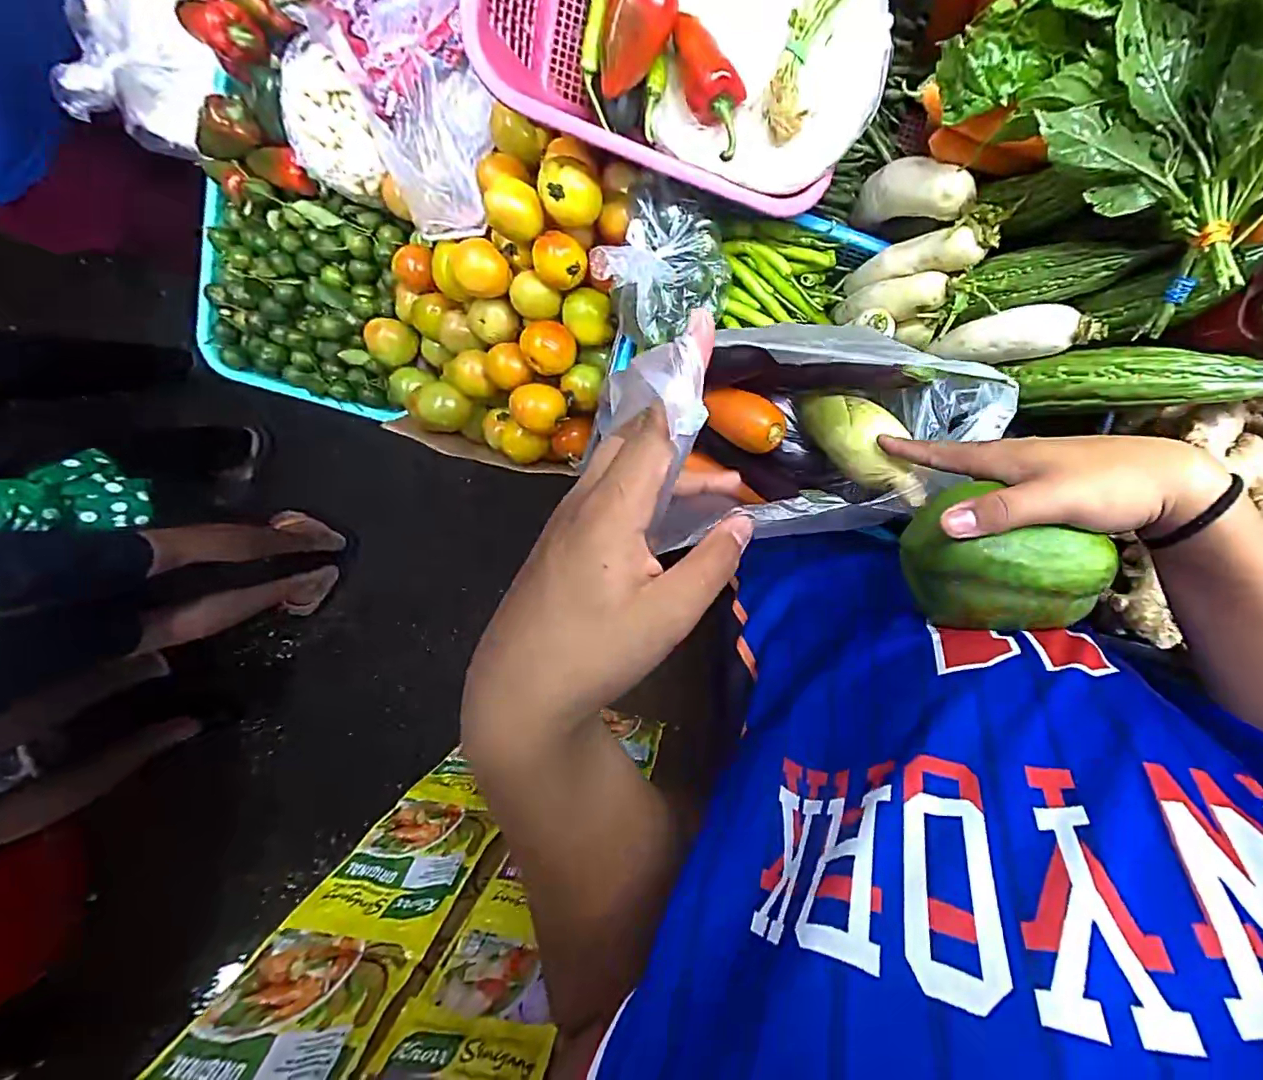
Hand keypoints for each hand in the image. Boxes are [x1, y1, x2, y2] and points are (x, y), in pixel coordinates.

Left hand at [463, 409, 753, 739]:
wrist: (518, 692)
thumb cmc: (596, 653)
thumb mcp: (669, 616)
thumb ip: (712, 563)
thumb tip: (743, 520)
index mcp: (612, 509)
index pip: (655, 428)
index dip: (685, 380)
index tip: (704, 330)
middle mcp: (586, 502)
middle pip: (635, 439)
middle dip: (682, 426)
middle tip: (725, 433)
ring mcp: (569, 520)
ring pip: (623, 469)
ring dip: (671, 468)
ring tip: (722, 490)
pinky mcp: (564, 541)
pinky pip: (611, 494)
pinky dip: (649, 491)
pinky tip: (672, 519)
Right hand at [880, 434, 1230, 537]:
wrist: (1169, 481)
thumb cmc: (1109, 485)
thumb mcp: (1051, 500)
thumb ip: (1000, 511)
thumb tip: (942, 525)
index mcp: (1012, 455)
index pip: (952, 452)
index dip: (917, 450)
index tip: (883, 440)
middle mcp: (1021, 456)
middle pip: (966, 456)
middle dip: (932, 459)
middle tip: (904, 464)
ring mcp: (1040, 468)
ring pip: (988, 470)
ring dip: (960, 474)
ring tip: (939, 487)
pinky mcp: (1056, 483)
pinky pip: (1007, 486)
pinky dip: (987, 492)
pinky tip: (992, 509)